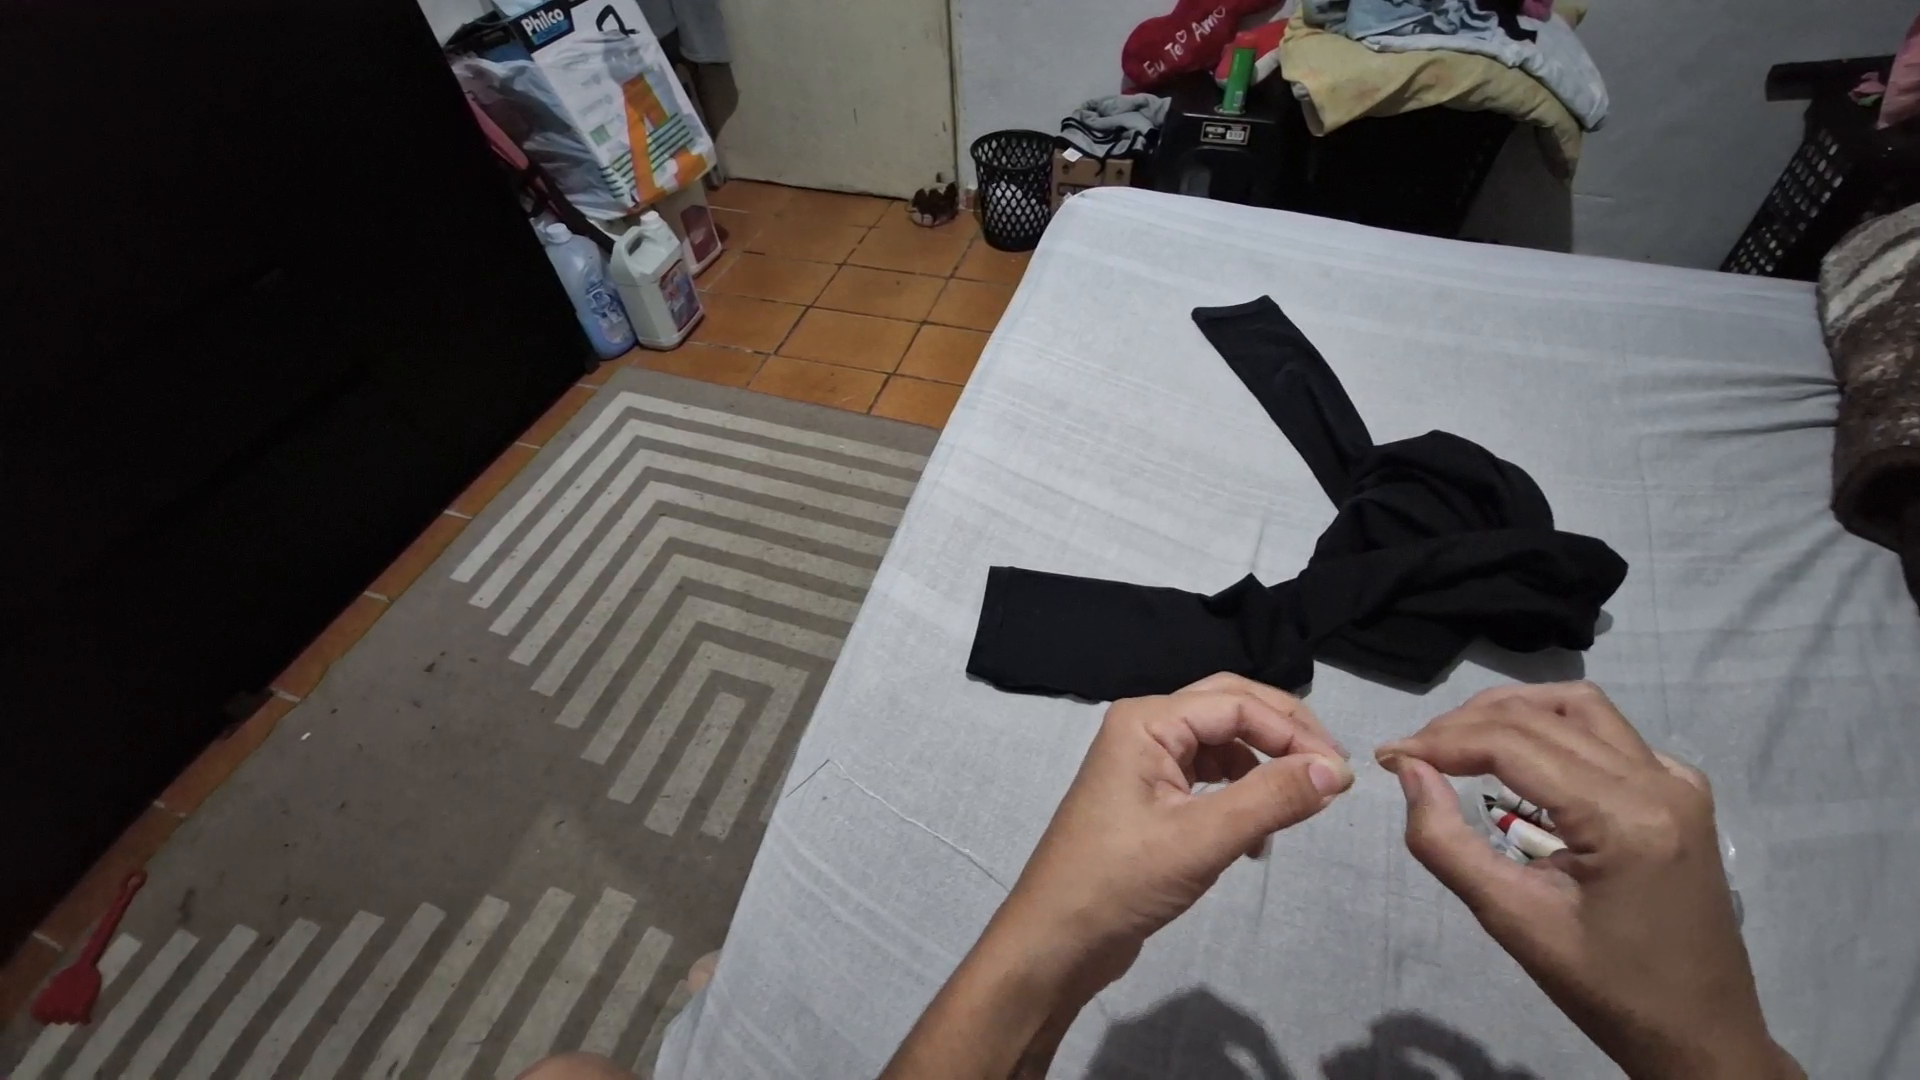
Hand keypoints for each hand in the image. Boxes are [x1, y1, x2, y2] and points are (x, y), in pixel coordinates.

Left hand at [995, 673, 1354, 988]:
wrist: (1058, 935)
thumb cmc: (1122, 880)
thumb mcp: (1202, 839)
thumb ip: (1270, 799)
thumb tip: (1337, 770)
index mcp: (1147, 720)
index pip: (1235, 703)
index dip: (1293, 732)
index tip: (1343, 775)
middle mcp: (1145, 727)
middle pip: (1228, 708)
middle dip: (1281, 733)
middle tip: (1332, 771)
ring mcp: (1145, 759)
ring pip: (1220, 743)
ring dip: (1261, 769)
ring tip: (1292, 812)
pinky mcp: (1150, 792)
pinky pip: (1207, 776)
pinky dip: (1239, 796)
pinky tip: (1255, 838)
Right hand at [1378, 682, 1802, 1079]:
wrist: (1699, 1038)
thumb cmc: (1602, 985)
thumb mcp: (1507, 916)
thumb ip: (1443, 840)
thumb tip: (1407, 769)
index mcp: (1624, 819)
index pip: (1509, 744)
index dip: (1438, 742)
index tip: (1389, 758)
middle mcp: (1660, 785)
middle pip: (1537, 716)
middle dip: (1461, 726)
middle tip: (1415, 755)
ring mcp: (1679, 785)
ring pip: (1577, 704)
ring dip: (1509, 711)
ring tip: (1462, 741)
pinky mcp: (1683, 793)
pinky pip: (1609, 729)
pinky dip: (1554, 726)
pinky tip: (1528, 760)